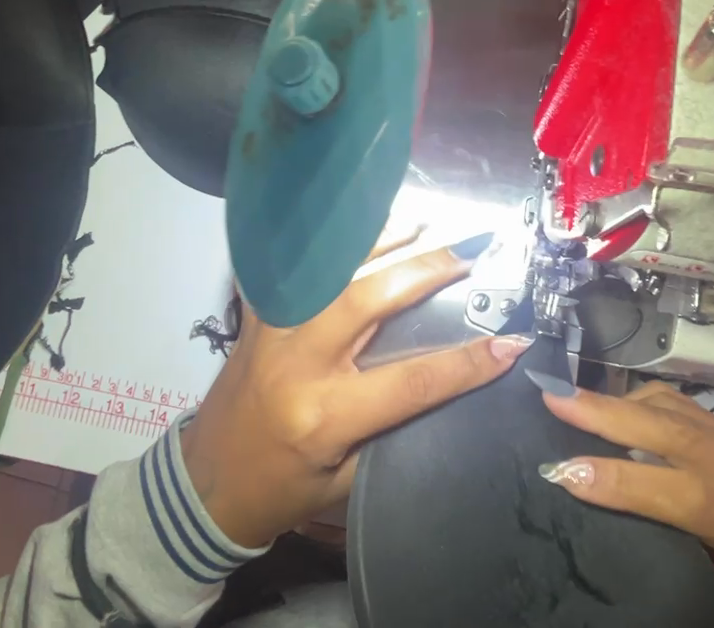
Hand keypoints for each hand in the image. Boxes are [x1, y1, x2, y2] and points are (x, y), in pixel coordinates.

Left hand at [181, 237, 529, 548]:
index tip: (510, 343)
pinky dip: (328, 247)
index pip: (412, 382)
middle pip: (369, 301)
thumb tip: (441, 383)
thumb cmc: (281, 492)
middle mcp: (299, 363)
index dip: (467, 364)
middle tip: (468, 255)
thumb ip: (390, 430)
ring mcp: (272, 332)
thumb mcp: (345, 480)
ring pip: (330, 272)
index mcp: (326, 415)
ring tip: (420, 223)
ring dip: (378, 243)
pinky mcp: (256, 318)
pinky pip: (294, 270)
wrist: (203, 486)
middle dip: (425, 273)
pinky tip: (354, 224)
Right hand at [539, 382, 713, 627]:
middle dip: (611, 417)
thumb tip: (595, 503)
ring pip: (679, 411)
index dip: (629, 483)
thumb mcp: (713, 600)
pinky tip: (604, 407)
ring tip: (567, 400)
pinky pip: (684, 407)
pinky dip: (637, 403)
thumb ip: (665, 553)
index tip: (568, 473)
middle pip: (683, 436)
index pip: (697, 498)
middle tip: (553, 401)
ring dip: (617, 403)